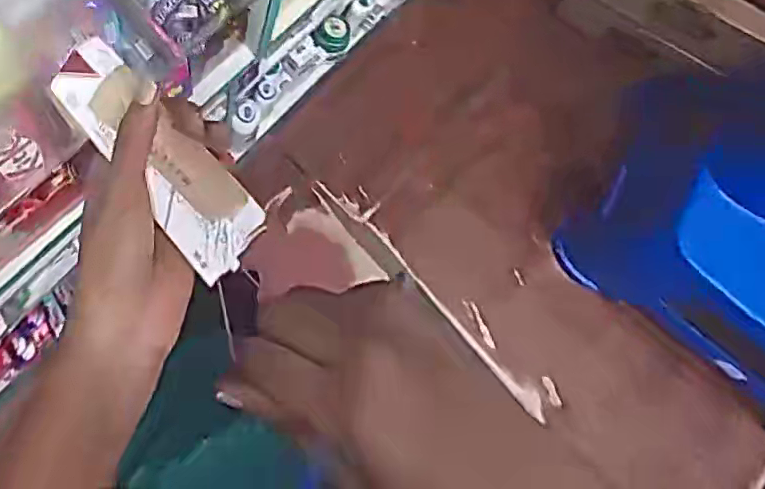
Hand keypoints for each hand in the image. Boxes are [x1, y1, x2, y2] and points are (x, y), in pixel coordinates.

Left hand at [0, 94, 214, 488]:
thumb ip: (137, 140)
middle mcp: (142, 179)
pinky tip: (232, 171)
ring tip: (222, 146)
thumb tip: (148, 86)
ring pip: (193, 161)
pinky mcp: (193, 226)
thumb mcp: (123, 190)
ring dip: (209, 147)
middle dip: (189, 125)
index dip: (157, 105)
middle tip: (205, 130)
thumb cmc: (114, 253)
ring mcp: (169, 203)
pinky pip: (210, 192)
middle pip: (170, 138)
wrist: (130, 326)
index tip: (178, 99)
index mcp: (116, 167)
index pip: (138, 122)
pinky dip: (222, 178)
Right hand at [218, 282, 603, 488]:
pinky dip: (330, 316)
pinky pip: (340, 293)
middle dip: (266, 340)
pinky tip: (350, 351)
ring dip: (296, 325)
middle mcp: (359, 335)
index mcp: (349, 397)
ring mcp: (383, 307)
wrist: (529, 478)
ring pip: (304, 294)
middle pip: (277, 310)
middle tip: (275, 375)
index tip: (235, 384)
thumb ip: (295, 426)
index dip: (240, 371)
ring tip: (312, 363)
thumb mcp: (358, 477)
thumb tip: (235, 389)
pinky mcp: (403, 297)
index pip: (262, 360)